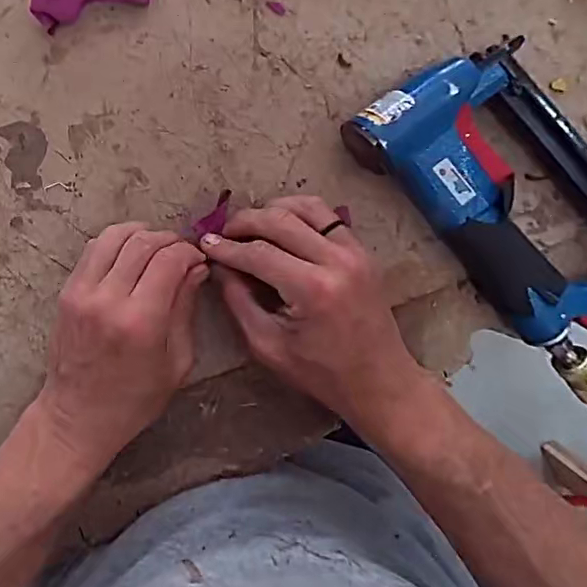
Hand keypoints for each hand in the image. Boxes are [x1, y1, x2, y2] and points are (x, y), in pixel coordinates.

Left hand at [36, 223, 209, 467]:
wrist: (75, 419)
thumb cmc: (134, 399)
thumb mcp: (177, 361)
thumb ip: (186, 307)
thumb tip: (197, 267)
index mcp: (141, 322)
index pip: (170, 259)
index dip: (189, 252)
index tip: (198, 261)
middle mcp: (108, 301)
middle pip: (144, 241)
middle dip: (170, 240)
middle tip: (181, 253)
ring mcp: (82, 293)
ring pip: (116, 235)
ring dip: (142, 234)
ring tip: (155, 249)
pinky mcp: (68, 292)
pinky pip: (94, 248)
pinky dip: (117, 242)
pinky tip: (130, 257)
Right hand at [203, 196, 432, 428]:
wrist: (380, 380)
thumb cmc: (322, 374)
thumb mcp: (269, 347)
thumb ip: (240, 303)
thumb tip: (221, 267)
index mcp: (313, 289)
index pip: (259, 253)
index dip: (227, 247)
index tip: (206, 244)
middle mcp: (336, 260)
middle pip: (280, 220)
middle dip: (245, 221)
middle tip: (223, 231)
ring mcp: (354, 250)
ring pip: (306, 207)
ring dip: (273, 209)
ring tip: (250, 225)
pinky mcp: (362, 249)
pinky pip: (327, 216)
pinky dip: (300, 213)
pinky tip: (282, 225)